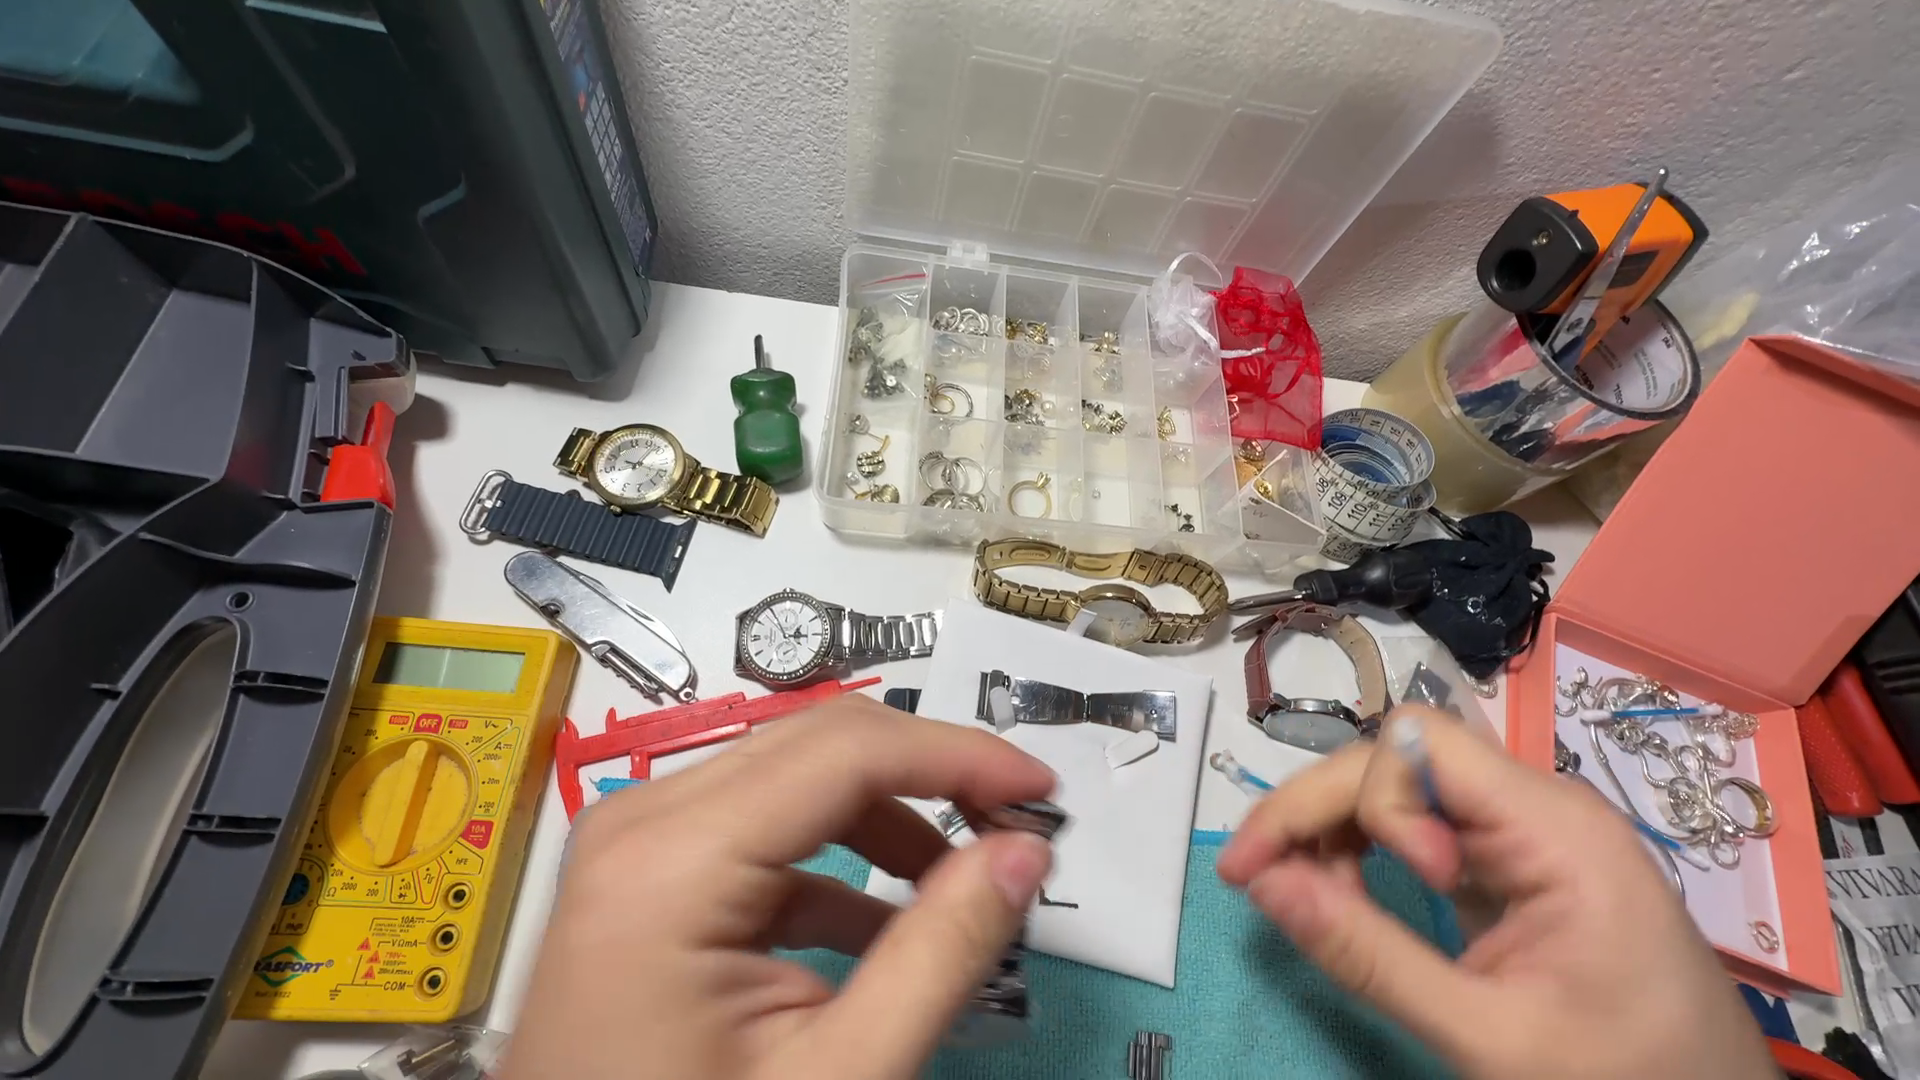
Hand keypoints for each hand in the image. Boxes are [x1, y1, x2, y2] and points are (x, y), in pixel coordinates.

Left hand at [504, 697, 1055, 1079]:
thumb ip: (941, 953)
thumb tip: (1025, 850)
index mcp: (672, 860)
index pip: (846, 753)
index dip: (959, 756)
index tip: (1042, 787)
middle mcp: (644, 818)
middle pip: (821, 746)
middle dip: (932, 774)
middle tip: (1015, 821)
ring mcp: (639, 839)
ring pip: (798, 778)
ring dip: (890, 817)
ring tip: (960, 881)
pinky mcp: (650, 869)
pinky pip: (766, 830)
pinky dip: (839, 863)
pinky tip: (885, 925)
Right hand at [1217, 708, 1771, 1079]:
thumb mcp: (1489, 1038)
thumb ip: (1369, 956)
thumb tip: (1260, 882)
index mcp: (1552, 829)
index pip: (1416, 743)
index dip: (1359, 796)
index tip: (1347, 880)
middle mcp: (1532, 806)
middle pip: (1391, 759)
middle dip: (1314, 810)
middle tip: (1252, 874)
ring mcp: (1520, 829)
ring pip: (1391, 784)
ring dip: (1331, 829)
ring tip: (1304, 894)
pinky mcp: (1507, 858)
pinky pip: (1412, 822)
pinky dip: (1361, 850)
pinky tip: (1345, 891)